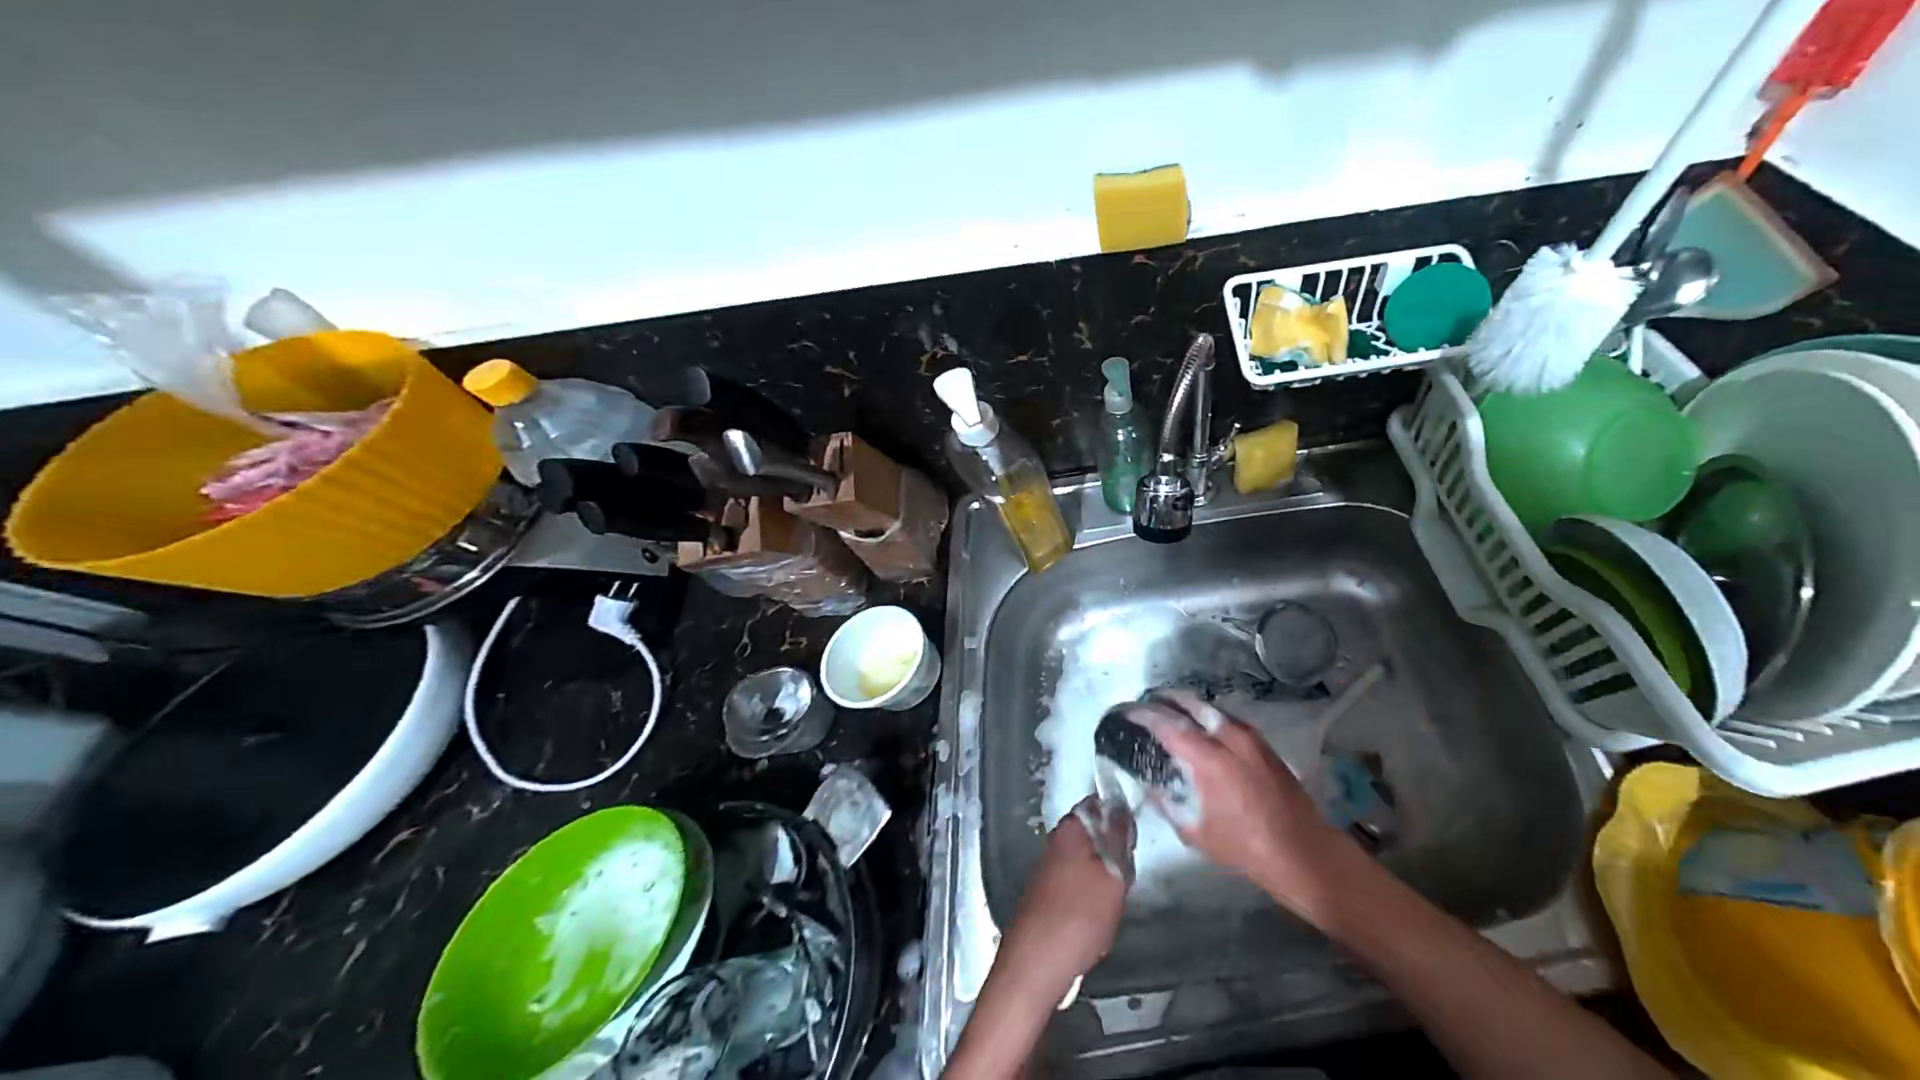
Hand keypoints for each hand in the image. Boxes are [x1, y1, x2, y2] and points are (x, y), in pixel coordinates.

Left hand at [997, 797, 1131, 990]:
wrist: (1037, 962)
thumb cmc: (1078, 917)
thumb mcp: (1113, 875)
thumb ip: (1119, 840)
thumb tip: (1122, 813)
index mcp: (1070, 829)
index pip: (1098, 804)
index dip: (1121, 817)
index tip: (1133, 840)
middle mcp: (1055, 842)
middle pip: (1094, 833)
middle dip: (1114, 851)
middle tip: (1126, 874)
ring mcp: (1049, 867)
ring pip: (1088, 859)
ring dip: (1105, 875)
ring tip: (1112, 899)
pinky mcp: (1047, 892)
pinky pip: (1077, 881)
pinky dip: (1091, 894)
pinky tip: (1097, 916)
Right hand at [1138, 689, 1351, 916]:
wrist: (1303, 852)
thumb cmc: (1243, 845)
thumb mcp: (1193, 829)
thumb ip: (1165, 799)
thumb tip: (1146, 780)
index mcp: (1208, 758)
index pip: (1166, 723)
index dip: (1142, 715)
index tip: (1126, 712)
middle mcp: (1229, 738)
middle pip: (1190, 703)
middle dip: (1164, 700)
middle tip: (1145, 705)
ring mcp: (1250, 738)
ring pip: (1211, 708)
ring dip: (1187, 706)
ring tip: (1169, 713)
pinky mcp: (1264, 744)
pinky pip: (1227, 719)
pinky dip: (1207, 717)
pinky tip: (1200, 729)